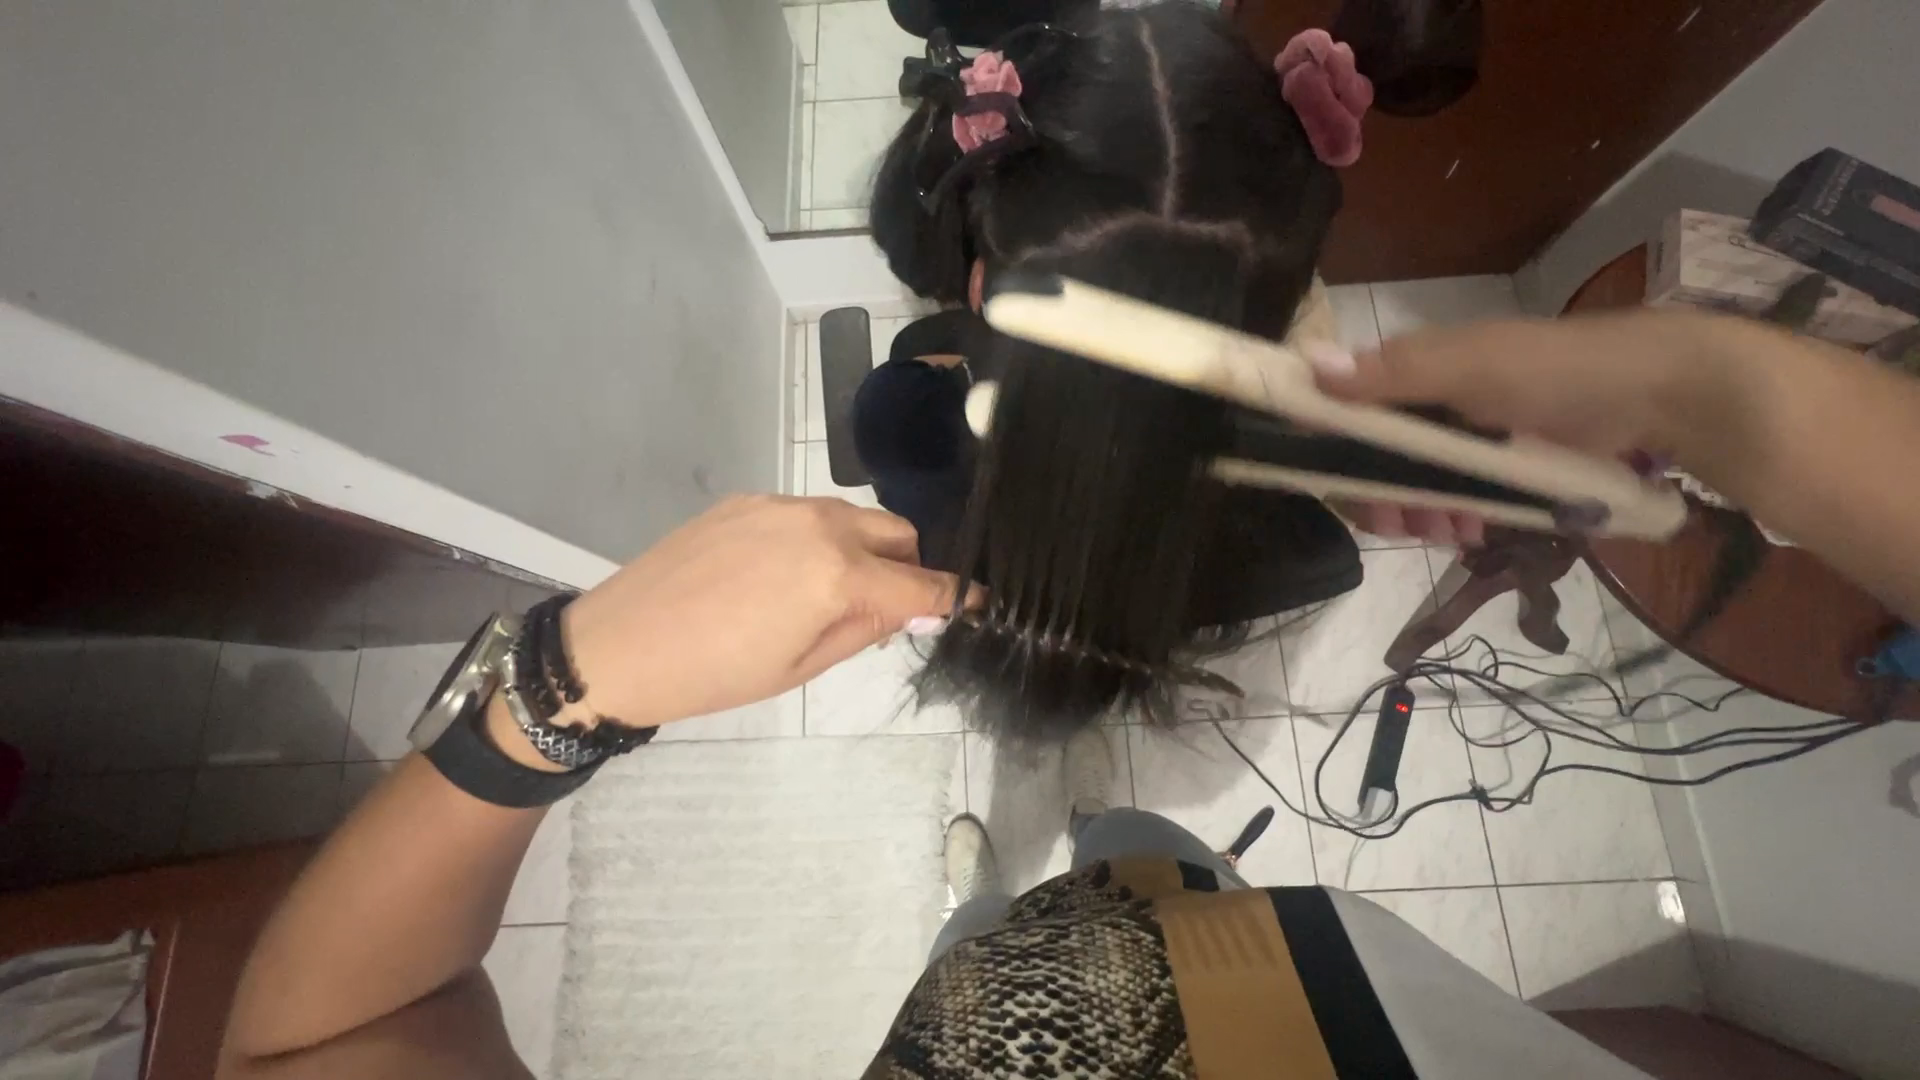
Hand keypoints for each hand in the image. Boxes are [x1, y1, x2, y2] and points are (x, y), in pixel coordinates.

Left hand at [558, 496, 975, 729]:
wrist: (617, 645)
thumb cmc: (716, 674)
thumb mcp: (802, 667)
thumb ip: (868, 627)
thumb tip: (918, 609)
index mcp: (838, 575)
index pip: (922, 584)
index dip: (955, 598)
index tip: (977, 605)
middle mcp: (820, 524)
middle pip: (897, 533)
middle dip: (909, 566)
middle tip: (889, 605)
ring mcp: (782, 506)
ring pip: (855, 517)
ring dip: (866, 548)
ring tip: (832, 589)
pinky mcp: (749, 500)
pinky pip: (809, 513)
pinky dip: (821, 538)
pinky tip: (784, 572)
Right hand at [1301, 311, 1729, 543]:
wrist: (1667, 393)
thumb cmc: (1559, 371)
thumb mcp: (1472, 367)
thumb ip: (1392, 374)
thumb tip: (1310, 364)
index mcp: (1407, 373)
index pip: (1340, 415)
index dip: (1332, 455)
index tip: (1346, 489)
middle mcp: (1423, 404)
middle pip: (1370, 460)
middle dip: (1380, 497)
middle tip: (1403, 527)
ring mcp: (1460, 437)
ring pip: (1409, 485)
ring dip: (1417, 515)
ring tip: (1449, 534)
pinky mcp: (1494, 465)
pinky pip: (1451, 498)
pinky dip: (1454, 519)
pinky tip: (1471, 532)